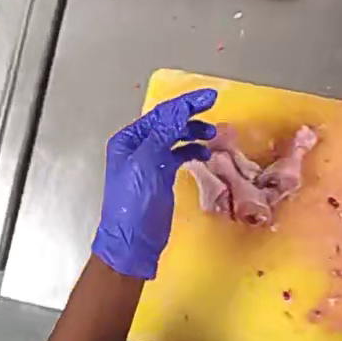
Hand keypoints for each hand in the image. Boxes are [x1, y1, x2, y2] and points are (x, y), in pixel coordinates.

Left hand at [91, 89, 217, 279]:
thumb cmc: (134, 205)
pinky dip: (190, 151)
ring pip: (174, 138)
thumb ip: (163, 135)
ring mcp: (149, 163)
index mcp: (129, 141)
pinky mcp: (160, 177)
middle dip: (190, 116)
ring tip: (211, 135)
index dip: (185, 104)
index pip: (160, 115)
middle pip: (167, 123)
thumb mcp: (147, 165)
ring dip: (192, 133)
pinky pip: (177, 155)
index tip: (209, 97)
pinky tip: (203, 152)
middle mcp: (137, 149)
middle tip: (213, 110)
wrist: (133, 243)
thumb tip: (180, 110)